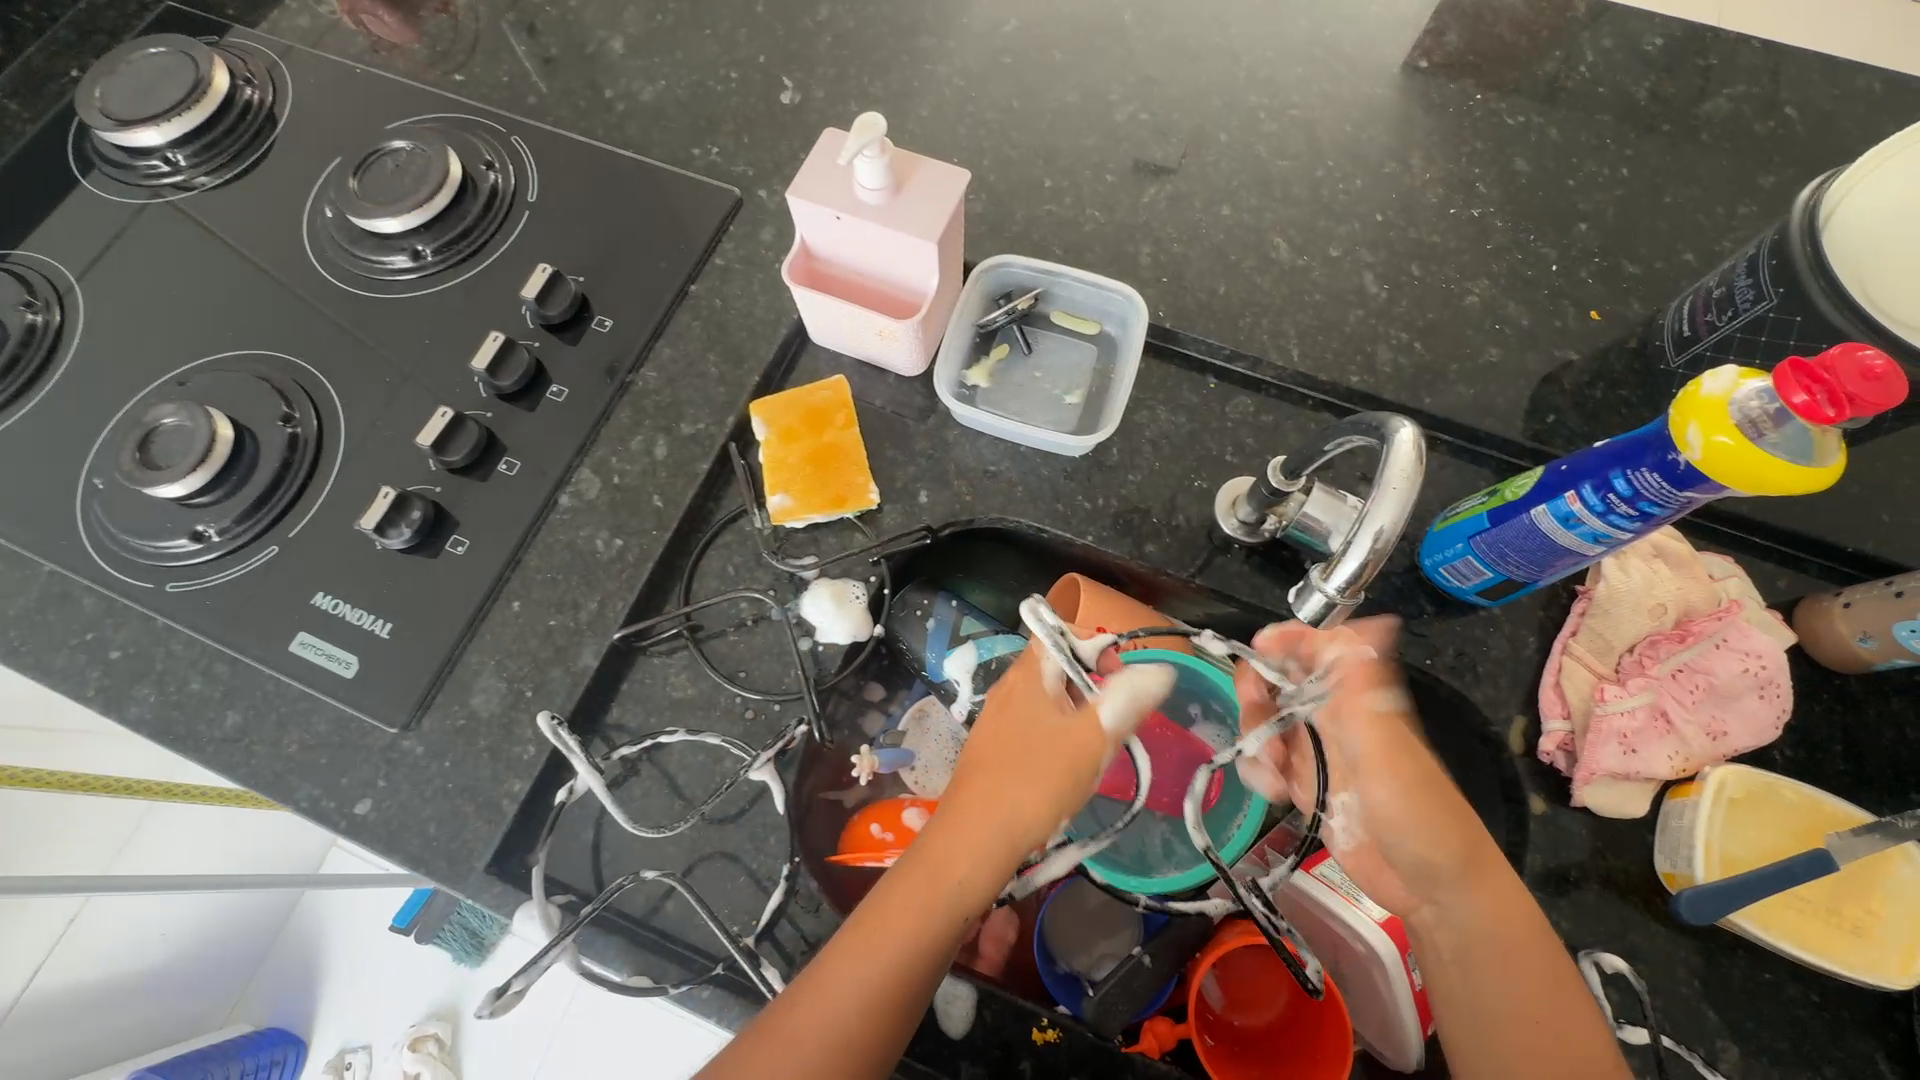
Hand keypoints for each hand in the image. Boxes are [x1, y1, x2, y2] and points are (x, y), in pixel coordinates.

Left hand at [934, 642, 1175, 868]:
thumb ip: (1127, 701)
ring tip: (1100, 749)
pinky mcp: (994, 752)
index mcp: (1029, 674)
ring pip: (1048, 702)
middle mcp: (1009, 689)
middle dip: (1094, 687)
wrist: (975, 839)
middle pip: (1057, 668)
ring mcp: (998, 721)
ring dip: (1079, 717)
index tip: (1122, 676)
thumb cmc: (1036, 782)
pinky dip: (1060, 740)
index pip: (1060, 632)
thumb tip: (1161, 670)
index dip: (1095, 644)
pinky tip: (1070, 773)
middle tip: (1119, 718)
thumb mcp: (1092, 739)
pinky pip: (1034, 730)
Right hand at [1233, 618, 1503, 923]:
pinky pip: (1264, 762)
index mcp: (1359, 698)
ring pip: (1265, 719)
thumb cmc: (1419, 813)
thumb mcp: (1387, 750)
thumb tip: (1360, 623)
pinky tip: (1274, 793)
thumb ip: (1360, 692)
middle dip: (1257, 690)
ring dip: (1255, 736)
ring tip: (1272, 768)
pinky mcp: (1303, 784)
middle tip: (1258, 715)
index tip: (1261, 648)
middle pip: (1279, 679)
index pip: (1319, 648)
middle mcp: (1334, 716)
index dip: (1288, 639)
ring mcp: (1316, 750)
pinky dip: (1258, 772)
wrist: (1431, 888)